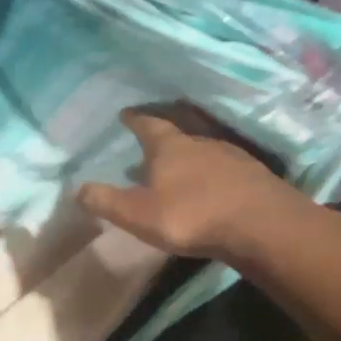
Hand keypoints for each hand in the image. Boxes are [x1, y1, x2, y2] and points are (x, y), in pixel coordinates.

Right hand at [77, 108, 311, 260]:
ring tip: (172, 167)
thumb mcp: (136, 213)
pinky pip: (222, 166)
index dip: (136, 119)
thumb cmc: (190, 216)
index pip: (149, 125)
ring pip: (201, 149)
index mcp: (170, 147)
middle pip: (178, 132)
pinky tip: (205, 185)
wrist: (262, 227)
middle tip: (147, 140)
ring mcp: (232, 157)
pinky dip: (207, 171)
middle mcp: (202, 143)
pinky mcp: (253, 176)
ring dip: (185, 155)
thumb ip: (105, 200)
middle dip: (161, 135)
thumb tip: (77, 188)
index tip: (125, 113)